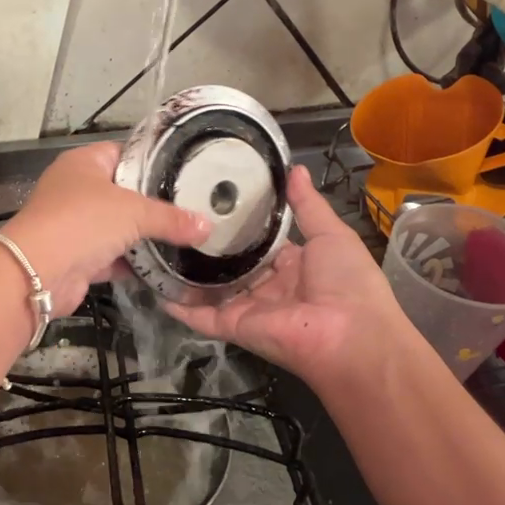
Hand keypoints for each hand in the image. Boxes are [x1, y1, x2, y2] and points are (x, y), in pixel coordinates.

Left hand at [0, 142, 210, 315]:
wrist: (37, 272)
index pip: (124, 153)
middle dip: (153, 205)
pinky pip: (112, 258)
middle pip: (123, 193)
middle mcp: (76, 190)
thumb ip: (171, 219)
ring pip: (118, 229)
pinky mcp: (77, 258)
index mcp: (84, 163)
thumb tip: (207, 226)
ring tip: (185, 239)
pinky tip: (163, 267)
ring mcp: (74, 226)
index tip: (185, 174)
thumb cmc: (82, 222)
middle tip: (192, 211)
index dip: (153, 162)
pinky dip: (133, 264)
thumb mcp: (133, 212)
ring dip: (144, 238)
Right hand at [165, 165, 408, 386]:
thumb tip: (294, 169)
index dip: (241, 227)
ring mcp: (248, 308)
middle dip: (210, 248)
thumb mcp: (331, 234)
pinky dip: (179, 305)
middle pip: (233, 267)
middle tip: (180, 218)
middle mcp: (269, 288)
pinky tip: (155, 285)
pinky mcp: (233, 326)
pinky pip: (200, 316)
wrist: (349, 335)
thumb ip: (307, 205)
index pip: (262, 245)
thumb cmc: (347, 281)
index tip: (216, 204)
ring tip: (160, 246)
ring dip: (188, 274)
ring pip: (211, 290)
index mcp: (295, 267)